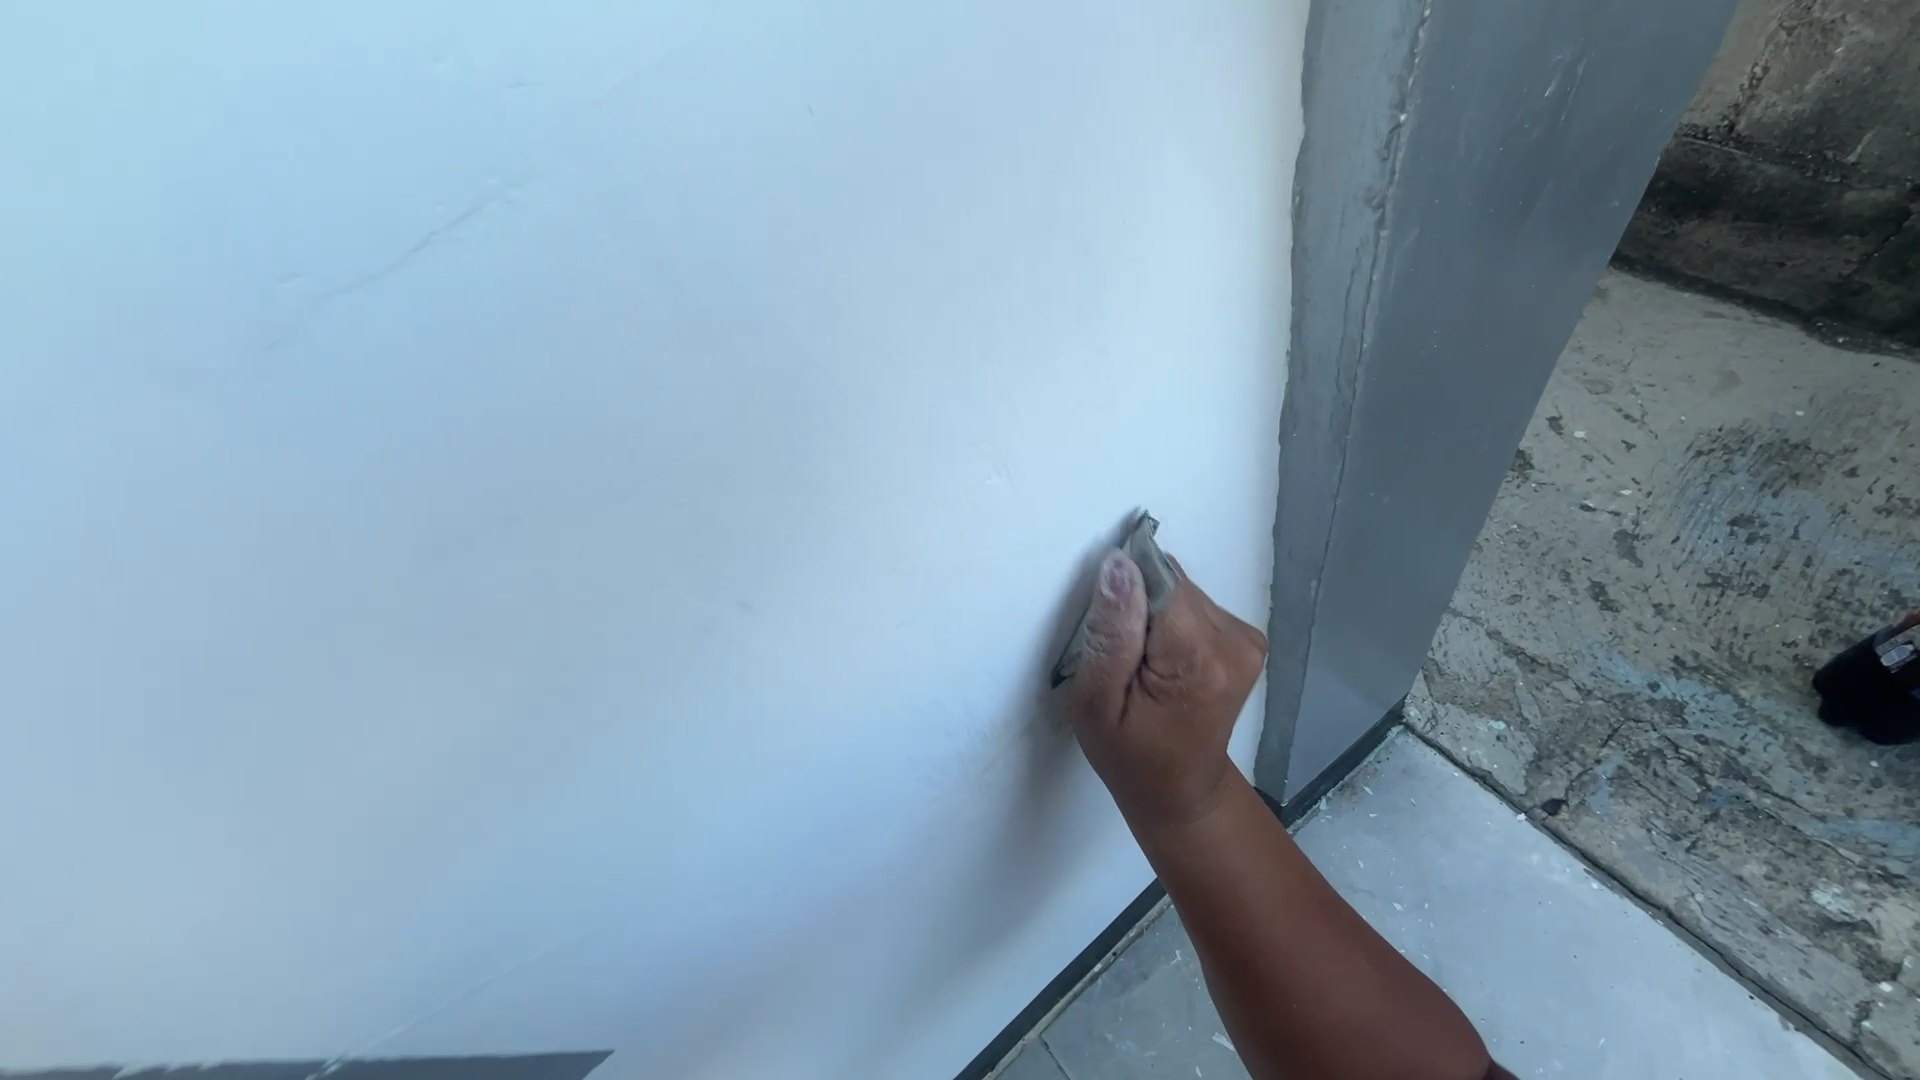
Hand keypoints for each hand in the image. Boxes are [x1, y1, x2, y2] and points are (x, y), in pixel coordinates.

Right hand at [1058, 549, 1267, 828]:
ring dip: (1154, 615)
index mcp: (1200, 661)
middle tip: (1124, 657)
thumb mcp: (1094, 702)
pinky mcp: (1247, 640)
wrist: (1179, 789)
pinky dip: (1171, 623)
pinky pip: (1194, 605)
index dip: (1126, 598)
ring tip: (1142, 662)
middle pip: (1172, 585)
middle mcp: (1236, 643)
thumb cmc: (1128, 754)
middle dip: (1138, 607)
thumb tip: (1119, 565)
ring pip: (1182, 591)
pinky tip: (1163, 660)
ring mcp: (1248, 641)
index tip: (1110, 634)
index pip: (1160, 583)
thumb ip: (1109, 632)